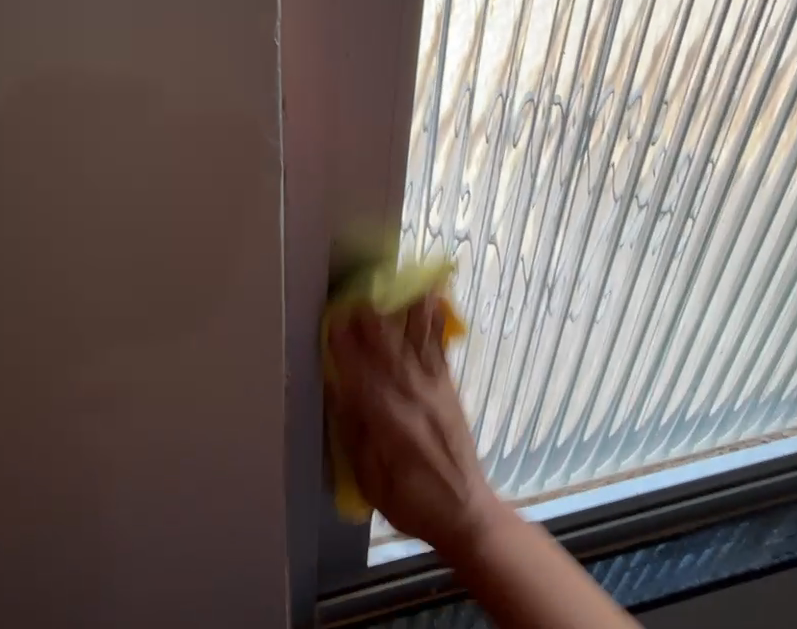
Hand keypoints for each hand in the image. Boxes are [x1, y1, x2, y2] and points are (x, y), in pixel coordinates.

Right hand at [326, 300, 512, 556]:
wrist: (466, 513)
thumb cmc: (409, 501)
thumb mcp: (370, 479)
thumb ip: (354, 433)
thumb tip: (336, 389)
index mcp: (389, 424)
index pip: (361, 377)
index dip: (345, 349)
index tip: (331, 322)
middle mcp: (413, 400)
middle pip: (388, 353)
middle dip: (371, 324)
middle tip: (355, 294)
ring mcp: (435, 391)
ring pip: (415, 343)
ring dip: (404, 313)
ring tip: (396, 283)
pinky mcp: (448, 388)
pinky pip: (439, 349)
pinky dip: (434, 323)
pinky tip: (430, 300)